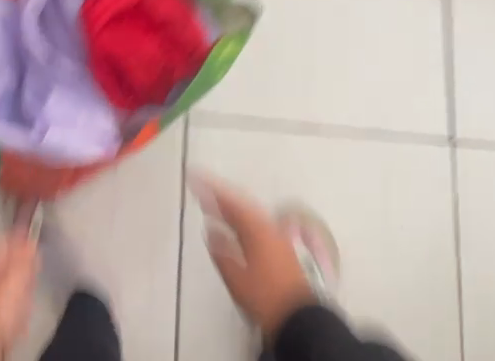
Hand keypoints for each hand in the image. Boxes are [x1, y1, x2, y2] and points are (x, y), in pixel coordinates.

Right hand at [190, 174, 317, 337]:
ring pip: (249, 215)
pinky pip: (256, 225)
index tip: (194, 177)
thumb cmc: (264, 296)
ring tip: (212, 207)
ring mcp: (278, 238)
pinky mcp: (281, 249)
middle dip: (220, 197)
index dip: (211, 188)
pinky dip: (241, 222)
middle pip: (241, 205)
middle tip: (200, 190)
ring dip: (230, 209)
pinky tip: (233, 230)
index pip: (230, 201)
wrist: (300, 318)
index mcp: (256, 228)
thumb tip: (210, 230)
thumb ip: (221, 250)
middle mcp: (269, 227)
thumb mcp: (236, 276)